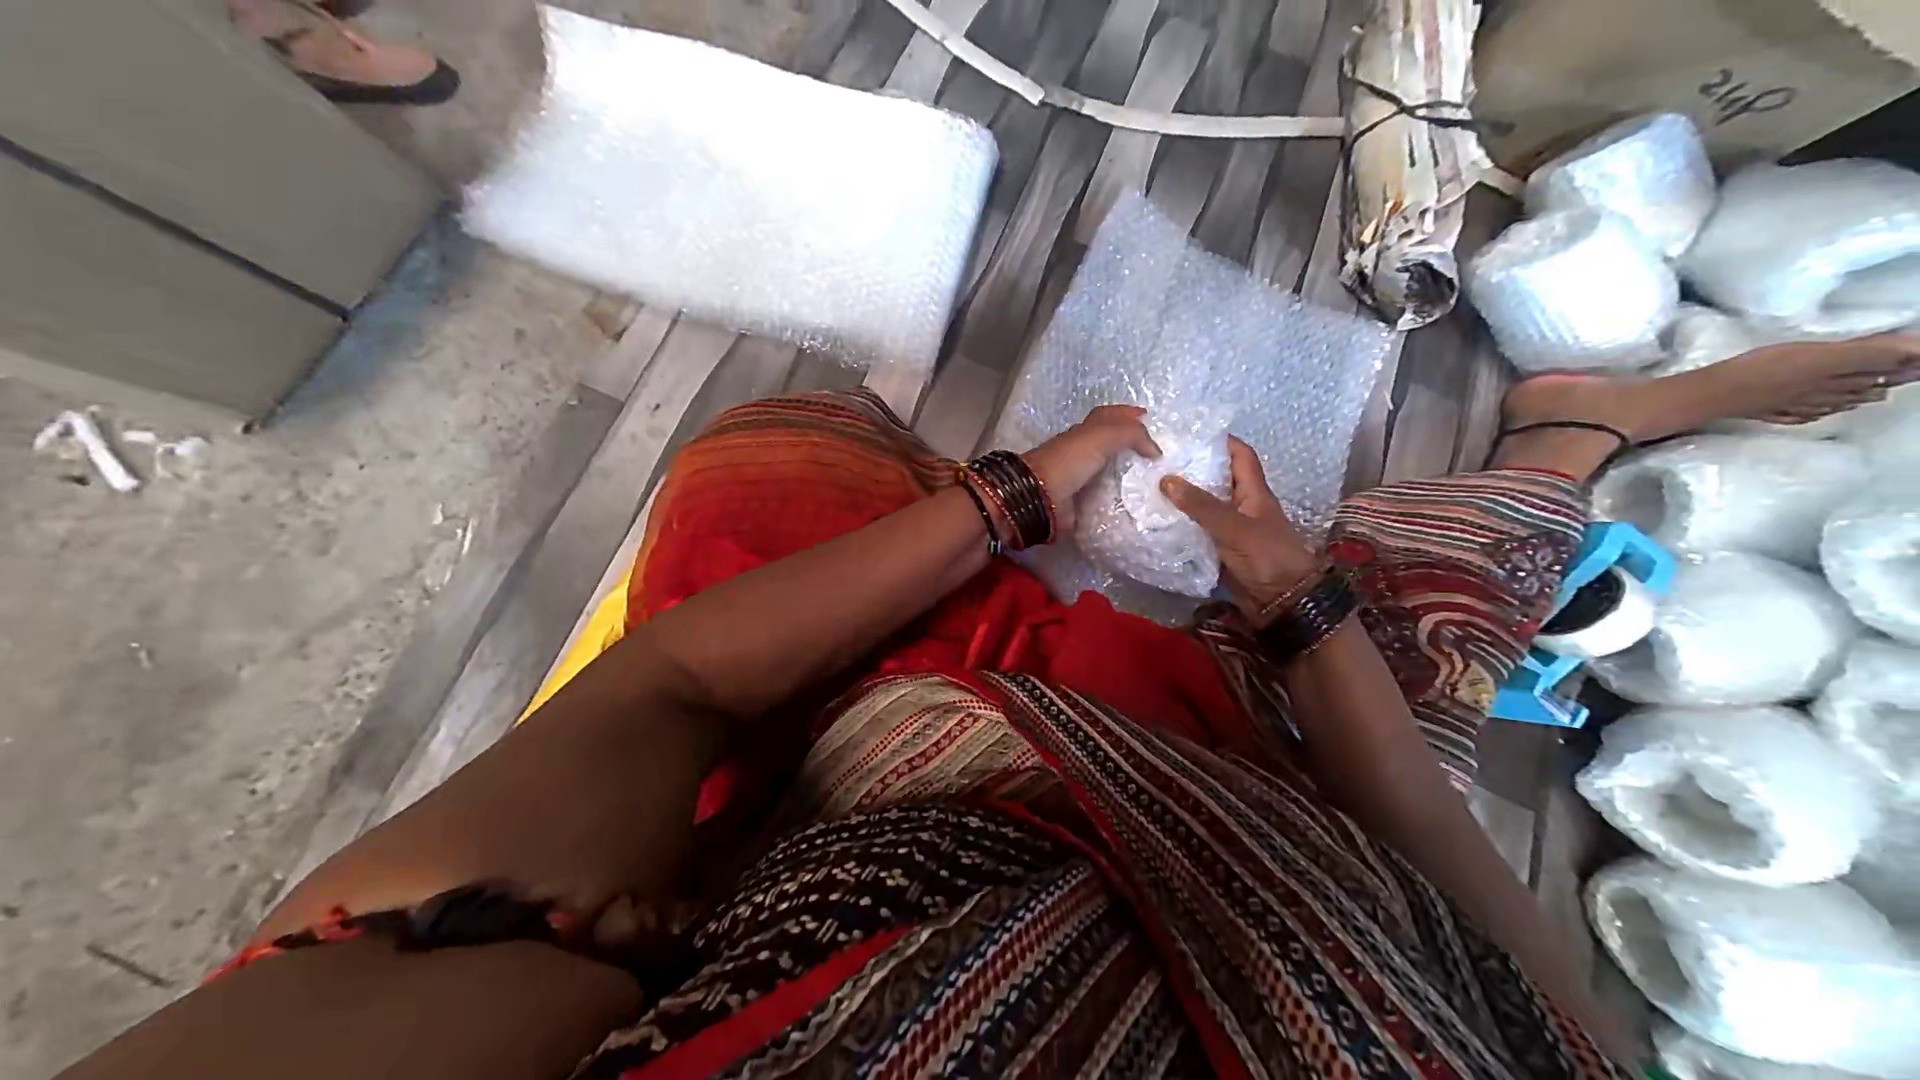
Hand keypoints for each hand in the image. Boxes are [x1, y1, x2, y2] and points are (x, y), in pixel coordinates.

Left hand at [1021, 405, 1160, 530]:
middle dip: (1132, 448)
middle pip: (1110, 446)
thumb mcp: (1101, 436)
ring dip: (1129, 477)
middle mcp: (1081, 454)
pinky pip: (1105, 500)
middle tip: (1158, 457)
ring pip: (1109, 474)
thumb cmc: (1068, 461)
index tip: (1149, 419)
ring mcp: (1080, 480)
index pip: (1108, 417)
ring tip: (1155, 484)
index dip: (1127, 415)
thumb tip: (1155, 451)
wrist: (1040, 498)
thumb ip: (1130, 435)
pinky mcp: (1081, 505)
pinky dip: (1121, 501)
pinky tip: (1139, 505)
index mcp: (1083, 433)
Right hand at [1160, 437, 1318, 622]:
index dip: (1219, 441)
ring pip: (1203, 505)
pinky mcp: (1219, 548)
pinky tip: (1157, 519)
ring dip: (1182, 497)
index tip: (1189, 435)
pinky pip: (1197, 529)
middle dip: (1191, 468)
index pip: (1240, 455)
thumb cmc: (1268, 556)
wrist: (1282, 601)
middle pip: (1216, 478)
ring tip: (1150, 485)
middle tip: (1159, 460)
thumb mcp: (1235, 527)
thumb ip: (1201, 505)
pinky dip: (1180, 523)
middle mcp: (1241, 505)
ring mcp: (1230, 528)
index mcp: (1254, 492)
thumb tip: (1166, 479)